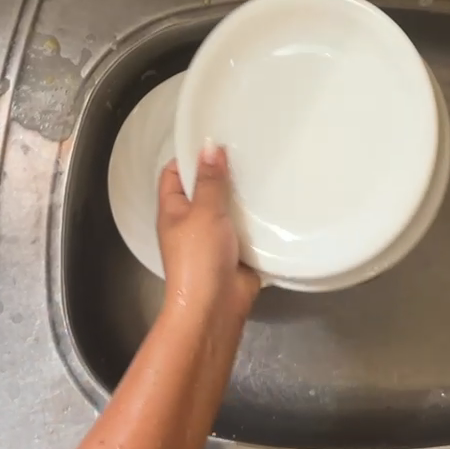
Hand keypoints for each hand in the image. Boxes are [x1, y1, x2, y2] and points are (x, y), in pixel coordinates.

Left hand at [157, 146, 260, 318]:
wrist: (215, 306)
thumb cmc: (199, 257)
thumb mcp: (203, 212)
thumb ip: (209, 180)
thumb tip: (210, 146)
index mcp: (173, 210)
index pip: (175, 173)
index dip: (190, 156)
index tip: (216, 141)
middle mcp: (192, 221)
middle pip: (205, 188)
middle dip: (224, 173)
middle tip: (249, 151)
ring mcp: (214, 237)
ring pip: (229, 207)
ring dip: (244, 195)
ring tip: (267, 169)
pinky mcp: (237, 250)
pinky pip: (248, 227)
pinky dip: (259, 218)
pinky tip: (276, 201)